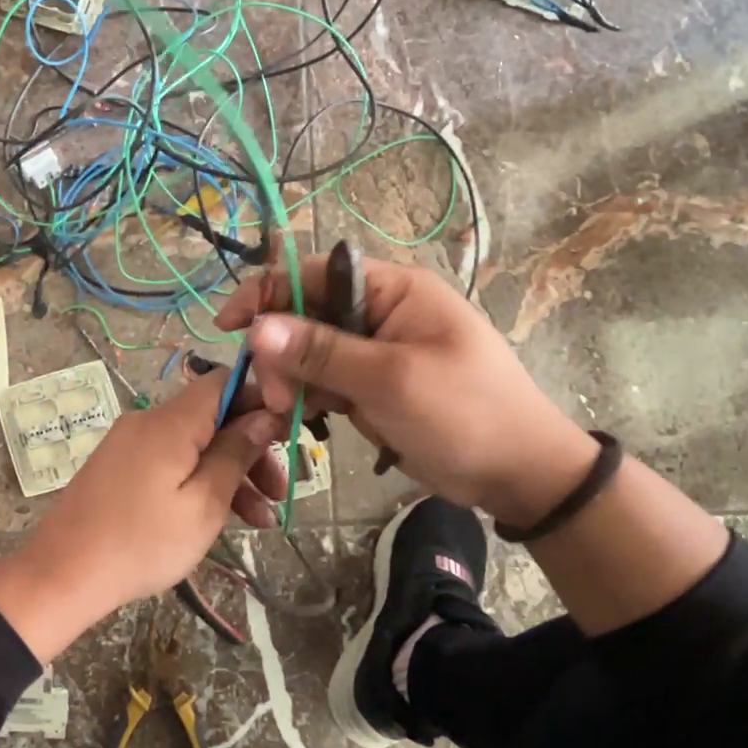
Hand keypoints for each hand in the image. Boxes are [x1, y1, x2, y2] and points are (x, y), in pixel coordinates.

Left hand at [0, 371, 285, 659]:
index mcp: (170, 422)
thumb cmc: (142, 542)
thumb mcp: (203, 504)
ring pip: (193, 444)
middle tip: (279, 491)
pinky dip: (197, 482)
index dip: (261, 400)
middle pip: (212, 417)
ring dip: (230, 473)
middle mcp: (147, 421)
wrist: (64, 573)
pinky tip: (221, 519)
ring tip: (262, 521)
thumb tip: (265, 415)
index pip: (224, 382)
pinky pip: (170, 461)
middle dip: (251, 448)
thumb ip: (235, 454)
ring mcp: (130, 444)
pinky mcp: (119, 467)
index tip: (288, 436)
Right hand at [215, 256, 598, 526]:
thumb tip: (257, 327)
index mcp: (392, 290)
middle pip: (302, 316)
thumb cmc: (466, 413)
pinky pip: (320, 381)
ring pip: (305, 353)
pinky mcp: (367, 385)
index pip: (312, 274)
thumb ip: (321, 351)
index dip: (266, 294)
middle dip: (281, 353)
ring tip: (291, 415)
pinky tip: (303, 420)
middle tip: (278, 399)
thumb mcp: (391, 379)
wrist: (518, 473)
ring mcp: (371, 350)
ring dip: (291, 381)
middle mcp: (377, 312)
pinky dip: (306, 398)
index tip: (229, 328)